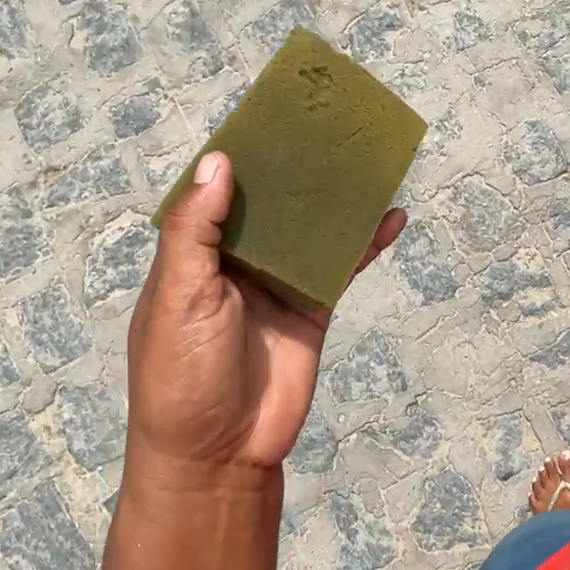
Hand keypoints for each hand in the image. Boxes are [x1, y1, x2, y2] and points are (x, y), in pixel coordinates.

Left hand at [124, 151, 406, 491]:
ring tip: (368, 160)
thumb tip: (219, 161)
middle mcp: (238, 262)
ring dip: (337, 201)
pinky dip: (367, 243)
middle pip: (272, 205)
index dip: (240, 156)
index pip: (217, 192)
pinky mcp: (314, 308)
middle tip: (330, 128)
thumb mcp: (178, 297)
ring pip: (312, 231)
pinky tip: (392, 218)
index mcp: (193, 255)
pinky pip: (344, 267)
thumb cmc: (181, 375)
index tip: (269, 116)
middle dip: (296, 170)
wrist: (220, 453)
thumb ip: (196, 231)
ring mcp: (280, 284)